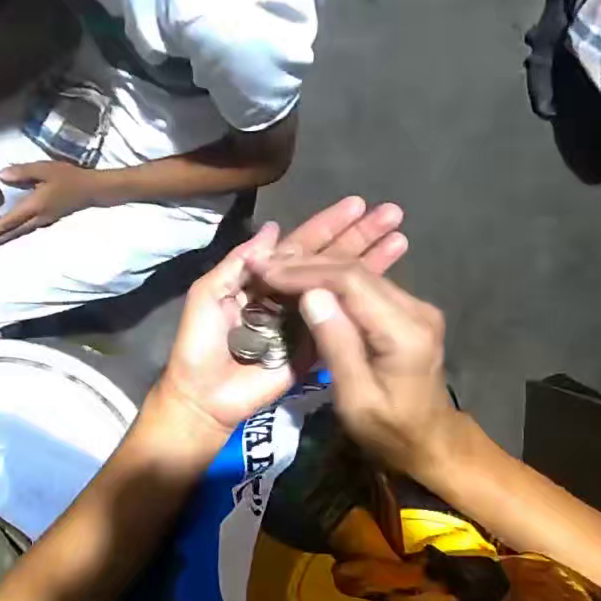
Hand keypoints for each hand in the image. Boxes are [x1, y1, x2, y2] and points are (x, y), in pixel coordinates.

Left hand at [0, 161, 107, 248]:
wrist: (92, 190)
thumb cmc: (69, 178)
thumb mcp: (45, 170)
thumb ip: (22, 173)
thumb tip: (1, 176)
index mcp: (34, 206)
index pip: (10, 220)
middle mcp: (38, 218)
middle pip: (13, 232)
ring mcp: (44, 221)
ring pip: (20, 233)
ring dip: (5, 239)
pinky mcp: (49, 219)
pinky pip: (28, 229)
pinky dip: (16, 233)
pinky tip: (13, 233)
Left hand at [153, 196, 407, 434]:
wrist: (205, 395)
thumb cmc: (200, 342)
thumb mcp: (209, 293)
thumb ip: (240, 262)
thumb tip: (274, 228)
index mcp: (264, 279)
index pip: (301, 246)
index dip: (328, 226)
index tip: (358, 205)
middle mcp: (288, 295)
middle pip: (328, 261)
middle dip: (358, 237)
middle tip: (391, 214)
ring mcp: (304, 321)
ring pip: (340, 287)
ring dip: (369, 264)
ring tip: (400, 240)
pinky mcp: (314, 348)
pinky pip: (338, 322)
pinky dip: (362, 304)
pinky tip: (387, 283)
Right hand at [257, 254, 466, 479]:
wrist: (429, 442)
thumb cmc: (388, 431)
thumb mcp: (355, 399)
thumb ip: (336, 345)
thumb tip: (310, 295)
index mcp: (405, 332)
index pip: (351, 282)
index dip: (306, 273)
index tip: (267, 271)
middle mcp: (416, 309)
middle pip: (356, 271)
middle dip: (306, 265)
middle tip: (263, 264)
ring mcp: (416, 307)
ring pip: (360, 274)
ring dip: (316, 269)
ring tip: (276, 268)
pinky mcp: (409, 311)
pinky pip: (365, 286)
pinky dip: (332, 280)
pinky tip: (304, 280)